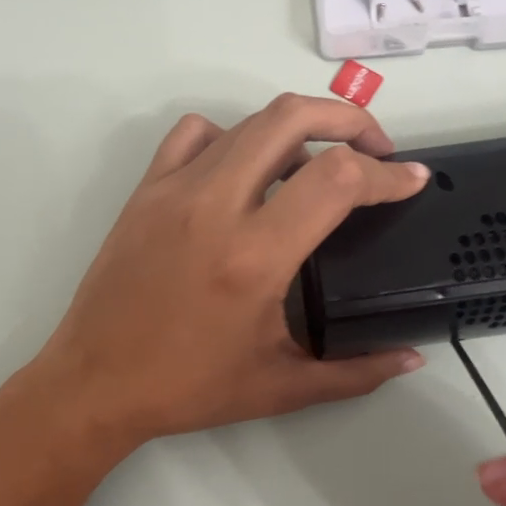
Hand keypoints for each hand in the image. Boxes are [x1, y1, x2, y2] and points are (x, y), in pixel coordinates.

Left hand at [26, 94, 430, 446]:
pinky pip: (194, 134)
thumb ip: (356, 372)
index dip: (388, 173)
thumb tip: (411, 358)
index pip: (339, 179)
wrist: (95, 383)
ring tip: (315, 165)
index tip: (411, 179)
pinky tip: (243, 170)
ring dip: (295, 128)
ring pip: (247, 122)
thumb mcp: (281, 388)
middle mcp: (216, 206)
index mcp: (255, 256)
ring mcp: (174, 190)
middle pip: (292, 117)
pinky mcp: (145, 190)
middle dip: (348, 119)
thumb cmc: (188, 387)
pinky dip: (232, 136)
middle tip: (374, 149)